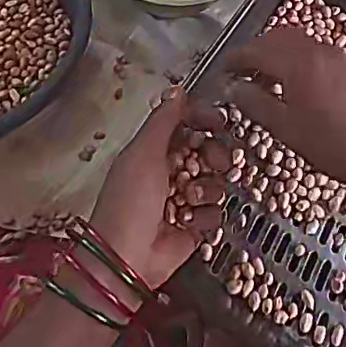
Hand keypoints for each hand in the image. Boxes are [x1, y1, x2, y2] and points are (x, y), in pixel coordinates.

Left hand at [86, 89, 228, 293]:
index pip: (186, 125)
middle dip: (215, 155)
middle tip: (215, 162)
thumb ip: (163, 120)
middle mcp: (171, 171)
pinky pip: (216, 212)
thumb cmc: (130, 199)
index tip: (219, 122)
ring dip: (207, 189)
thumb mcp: (143, 152)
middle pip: (208, 151)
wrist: (126, 257)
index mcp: (154, 150)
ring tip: (190, 199)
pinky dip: (204, 216)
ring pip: (216, 181)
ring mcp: (184, 200)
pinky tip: (188, 222)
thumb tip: (177, 89)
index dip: (203, 120)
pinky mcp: (196, 226)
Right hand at [206, 30, 345, 208]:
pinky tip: (288, 84)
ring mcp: (335, 56)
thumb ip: (253, 102)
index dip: (234, 59)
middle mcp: (316, 50)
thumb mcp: (285, 128)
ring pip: (294, 43)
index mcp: (297, 62)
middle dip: (253, 52)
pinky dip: (293, 59)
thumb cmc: (332, 145)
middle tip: (238, 75)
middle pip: (275, 39)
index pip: (255, 49)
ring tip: (261, 80)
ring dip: (274, 54)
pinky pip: (311, 51)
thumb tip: (231, 87)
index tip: (221, 72)